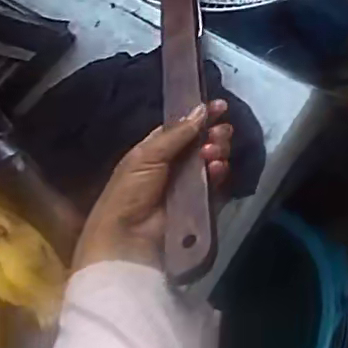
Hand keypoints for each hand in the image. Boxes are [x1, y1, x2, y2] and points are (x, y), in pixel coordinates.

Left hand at [73, 101, 232, 270]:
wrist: (128, 241)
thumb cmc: (129, 194)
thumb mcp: (145, 156)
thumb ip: (176, 133)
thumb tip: (202, 108)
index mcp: (157, 149)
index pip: (185, 127)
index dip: (202, 115)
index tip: (220, 106)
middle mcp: (176, 163)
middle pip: (204, 140)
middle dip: (215, 133)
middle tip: (218, 133)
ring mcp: (190, 183)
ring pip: (214, 157)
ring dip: (218, 150)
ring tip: (212, 153)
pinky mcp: (202, 201)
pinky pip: (217, 181)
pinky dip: (219, 172)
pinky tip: (216, 169)